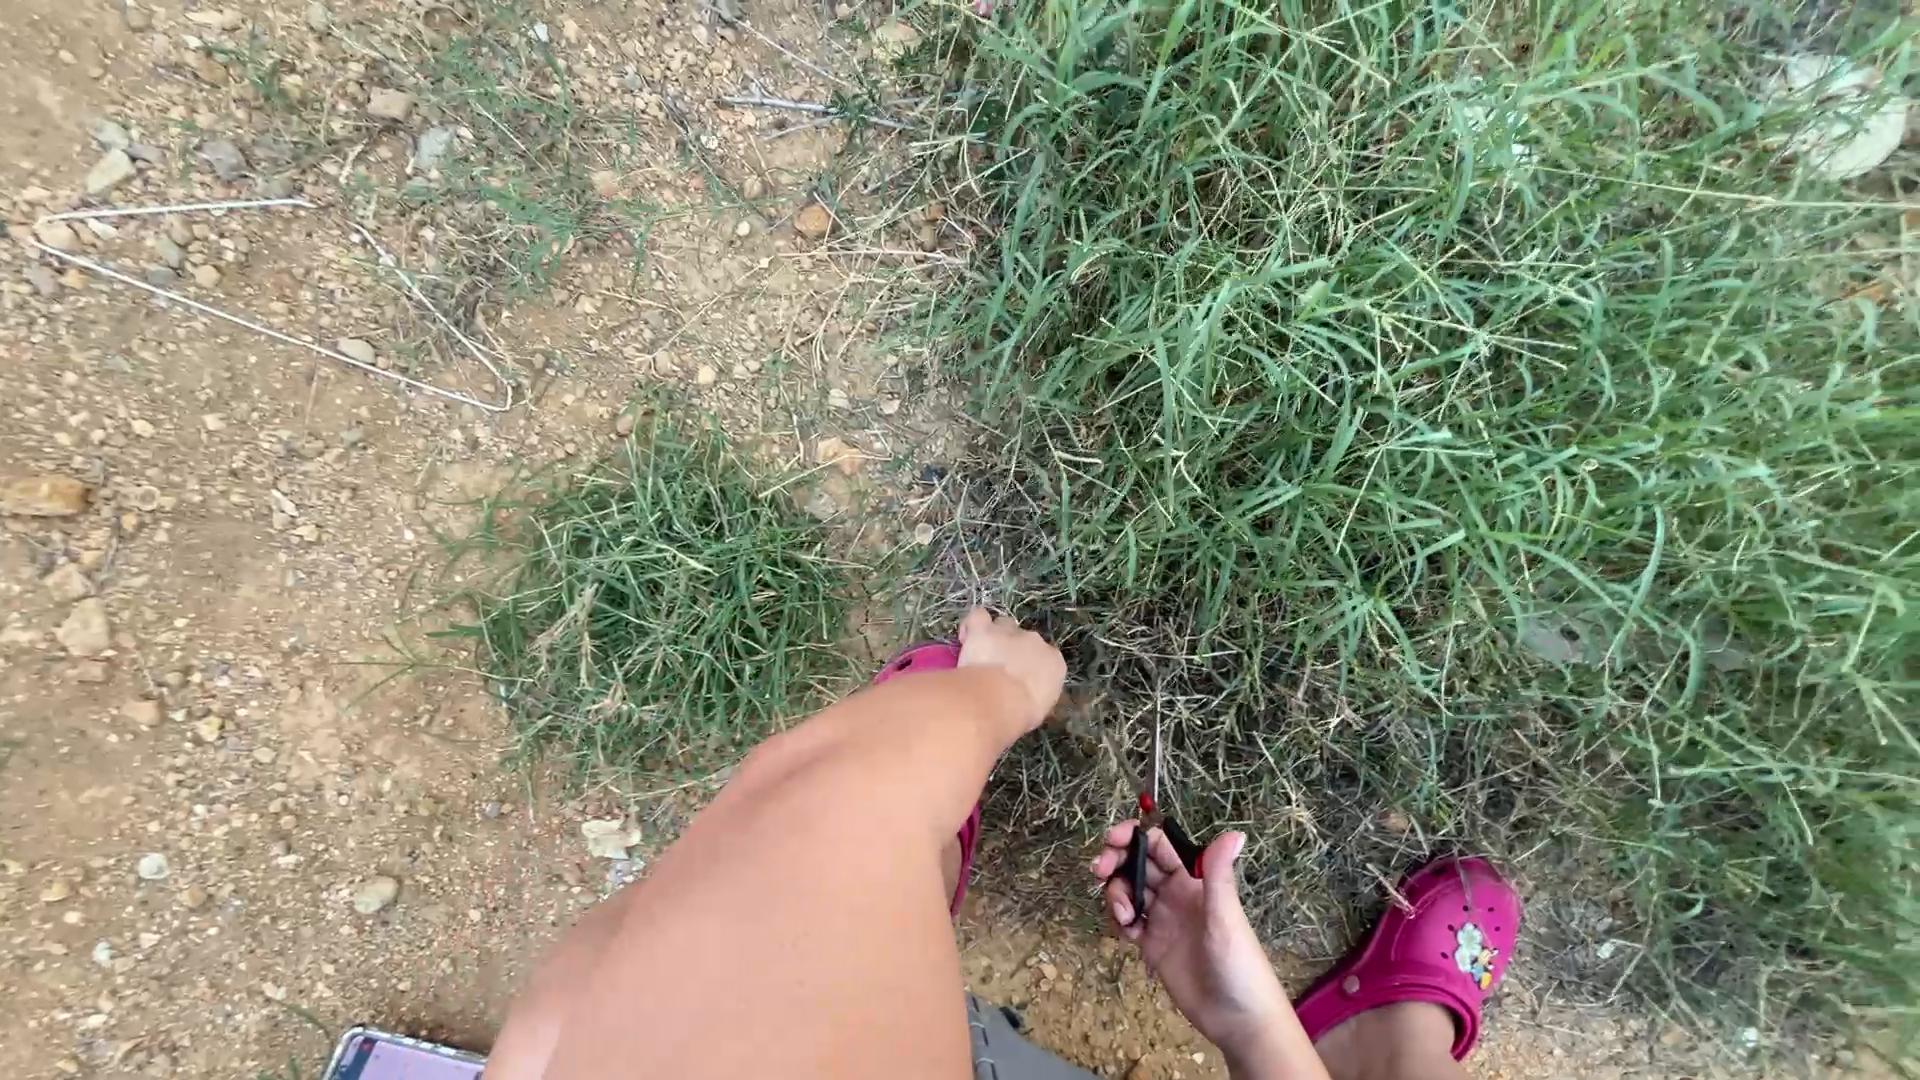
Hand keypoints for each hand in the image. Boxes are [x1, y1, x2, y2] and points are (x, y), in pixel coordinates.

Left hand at [956, 608, 1064, 731]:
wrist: (1000, 700)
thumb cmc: (1020, 714)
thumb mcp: (1035, 712)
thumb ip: (1033, 698)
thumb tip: (1022, 702)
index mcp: (1054, 663)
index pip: (1046, 659)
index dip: (1031, 667)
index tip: (1020, 681)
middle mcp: (1035, 641)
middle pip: (1025, 639)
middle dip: (1013, 650)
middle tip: (999, 671)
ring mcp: (1009, 632)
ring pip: (1003, 624)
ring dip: (994, 634)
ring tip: (982, 652)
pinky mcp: (983, 630)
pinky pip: (978, 616)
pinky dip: (971, 624)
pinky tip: (966, 636)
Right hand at [1091, 823, 1291, 1065]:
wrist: (1239, 1021)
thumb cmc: (1240, 964)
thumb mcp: (1226, 917)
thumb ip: (1219, 875)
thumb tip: (1237, 832)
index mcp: (1193, 879)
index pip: (1158, 845)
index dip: (1134, 836)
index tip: (1113, 839)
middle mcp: (1174, 893)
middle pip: (1136, 863)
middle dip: (1115, 860)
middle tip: (1099, 869)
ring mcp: (1161, 918)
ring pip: (1127, 890)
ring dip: (1116, 894)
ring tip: (1123, 917)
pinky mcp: (1151, 944)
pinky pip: (1127, 920)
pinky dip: (1118, 920)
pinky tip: (1125, 933)